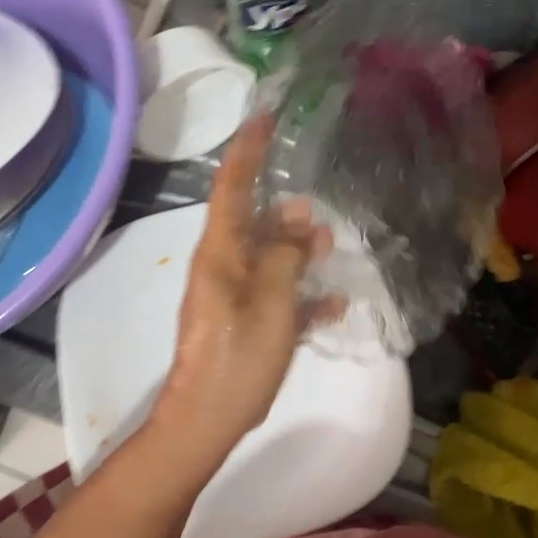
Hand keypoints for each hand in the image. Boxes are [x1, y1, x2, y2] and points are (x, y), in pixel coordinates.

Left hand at [151, 117, 332, 458]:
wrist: (205, 420)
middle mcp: (221, 265)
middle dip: (287, 212)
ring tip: (333, 252)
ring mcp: (230, 294)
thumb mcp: (270, 300)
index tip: (264, 117)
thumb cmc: (237, 355)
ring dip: (299, 253)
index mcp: (220, 251)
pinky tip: (331, 307)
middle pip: (253, 222)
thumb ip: (286, 254)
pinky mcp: (241, 322)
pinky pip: (273, 294)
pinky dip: (300, 295)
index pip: (232, 185)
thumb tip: (301, 216)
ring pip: (268, 257)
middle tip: (321, 212)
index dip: (248, 149)